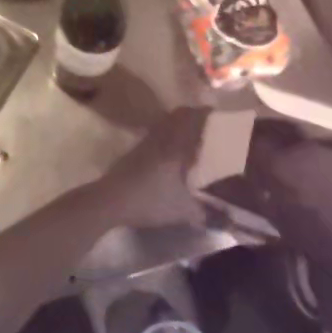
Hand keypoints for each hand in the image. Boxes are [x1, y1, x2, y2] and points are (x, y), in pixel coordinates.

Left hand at [98, 107, 208, 228]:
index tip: (216, 112)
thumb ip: (202, 213)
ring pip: (163, 124)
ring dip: (176, 124)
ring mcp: (144, 144)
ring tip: (189, 135)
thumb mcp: (181, 211)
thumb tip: (222, 220)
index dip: (204, 112)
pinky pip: (154, 135)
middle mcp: (160, 139)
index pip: (191, 119)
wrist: (109, 201)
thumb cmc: (149, 201)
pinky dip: (164, 135)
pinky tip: (168, 151)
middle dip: (191, 116)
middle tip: (205, 123)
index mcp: (176, 147)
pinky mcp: (132, 152)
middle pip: (177, 116)